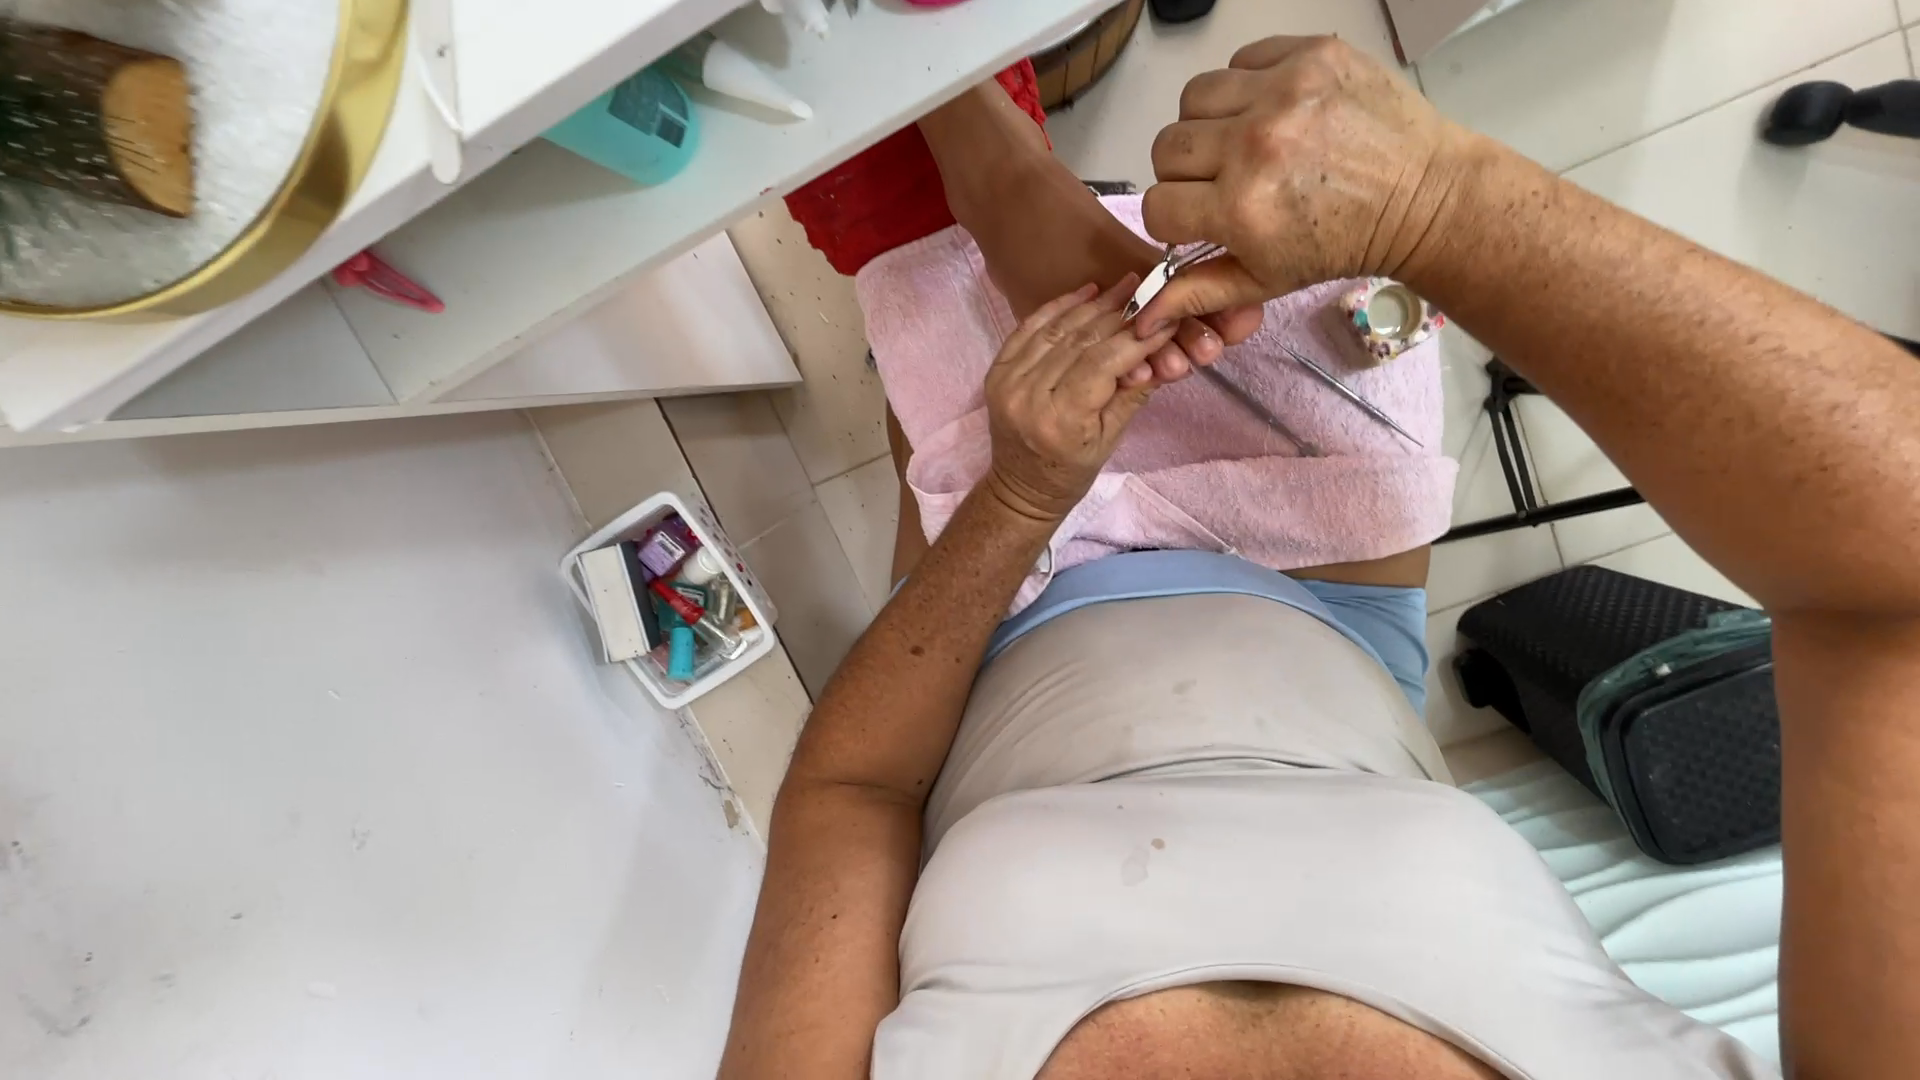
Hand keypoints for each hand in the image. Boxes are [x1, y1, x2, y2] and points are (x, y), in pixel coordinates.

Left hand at [984, 278, 1178, 523]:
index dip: (1135, 338)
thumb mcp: (1110, 440)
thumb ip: (1133, 392)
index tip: (1164, 318)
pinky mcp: (996, 372)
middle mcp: (1029, 397)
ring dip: (1091, 304)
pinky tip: (1084, 292)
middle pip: (1080, 342)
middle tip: (1147, 291)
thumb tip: (1160, 350)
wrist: (1021, 488)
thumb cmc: (1071, 472)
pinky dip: (1057, 308)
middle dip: (1117, 314)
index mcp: (1060, 422)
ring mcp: (1007, 382)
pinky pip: (1028, 329)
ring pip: (1056, 330)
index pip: (1102, 364)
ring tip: (1123, 286)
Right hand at [1136, 35, 1476, 328]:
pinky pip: (1240, 60)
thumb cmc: (1337, 246)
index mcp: (1240, 209)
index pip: (1156, 205)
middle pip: (1166, 148)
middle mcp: (1253, 146)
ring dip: (1206, 123)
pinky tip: (1270, 111)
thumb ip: (1195, 293)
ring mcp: (1282, 93)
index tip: (1196, 220)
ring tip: (1239, 141)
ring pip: (1194, 98)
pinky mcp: (1310, 54)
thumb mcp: (1262, 283)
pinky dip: (1245, 86)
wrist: (1421, 196)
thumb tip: (1141, 316)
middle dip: (1182, 172)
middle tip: (1216, 181)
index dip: (1170, 218)